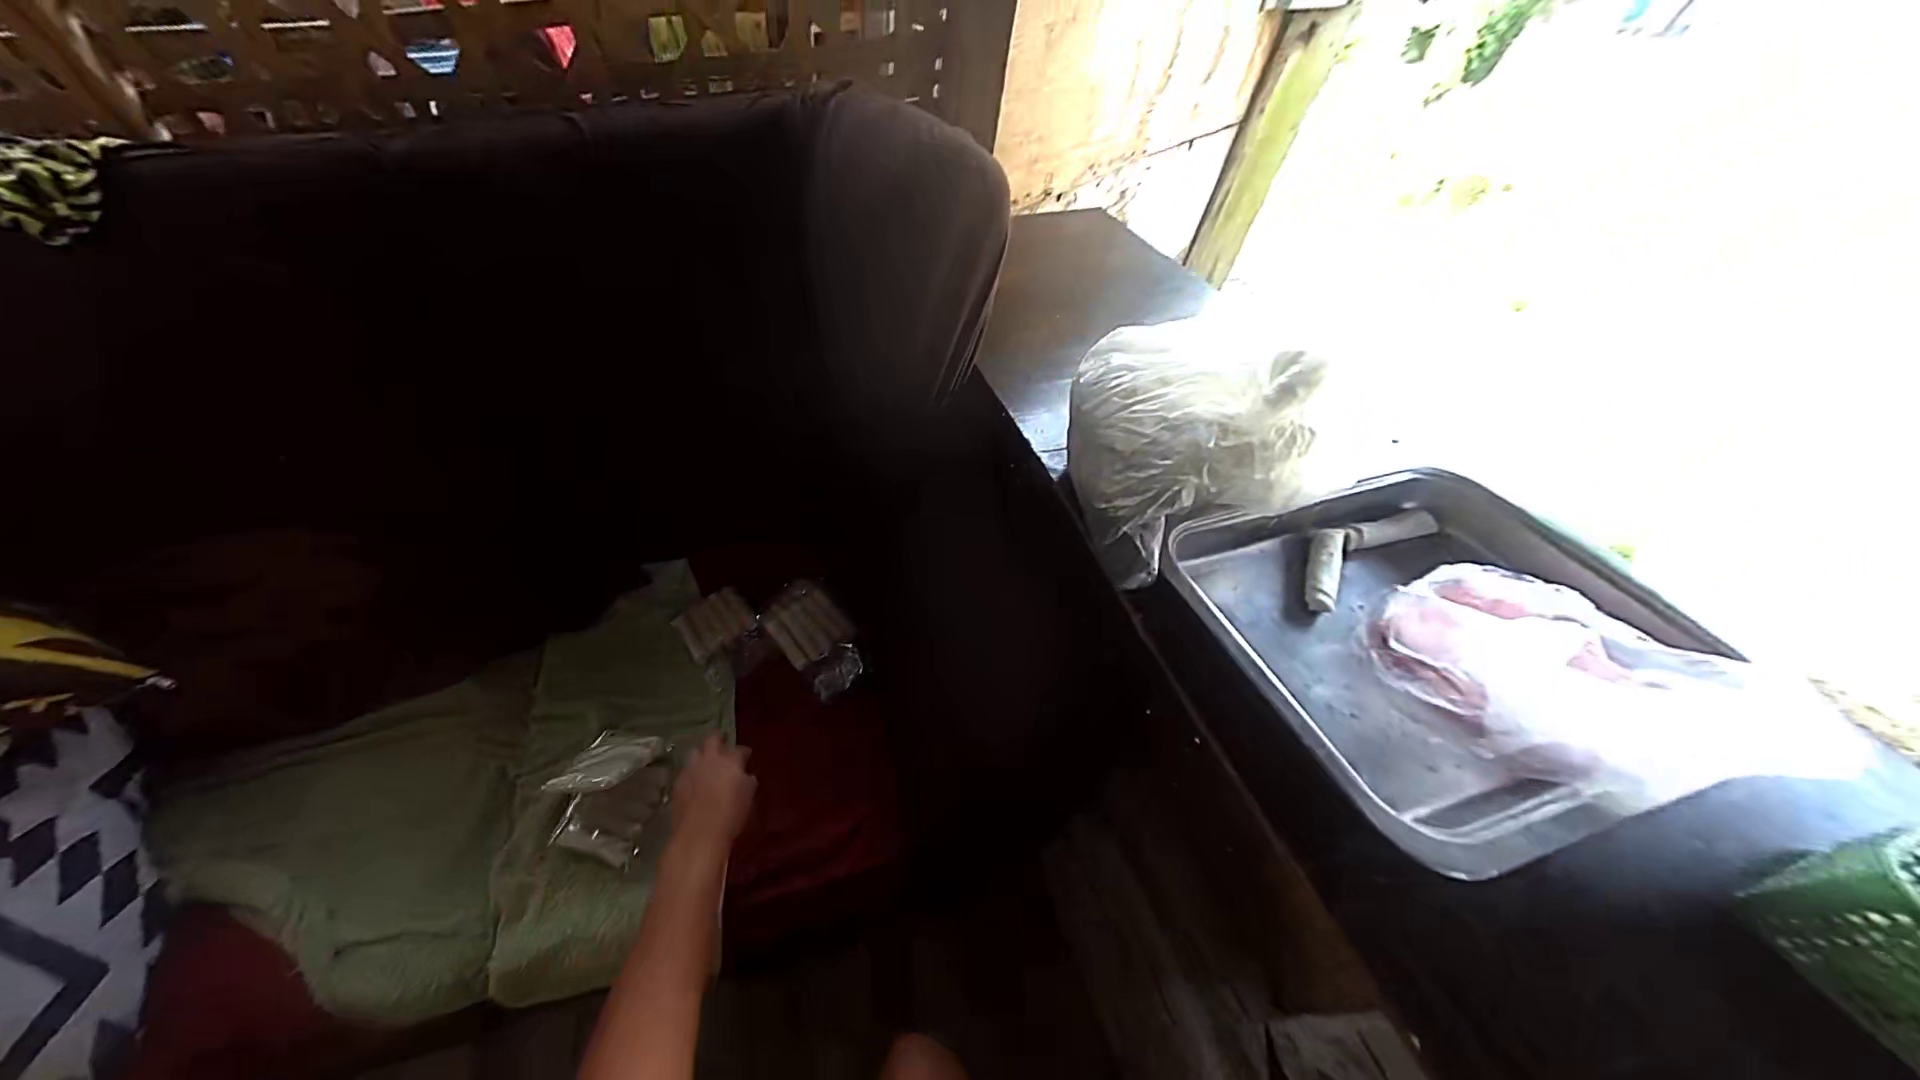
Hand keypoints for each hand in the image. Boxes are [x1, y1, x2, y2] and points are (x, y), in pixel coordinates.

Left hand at [669, 733, 756, 853]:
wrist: (699, 833)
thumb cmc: (731, 814)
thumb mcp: (748, 796)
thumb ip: (747, 781)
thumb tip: (745, 776)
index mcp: (731, 760)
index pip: (740, 749)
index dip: (744, 752)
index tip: (746, 756)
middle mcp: (710, 759)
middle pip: (712, 739)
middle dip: (718, 739)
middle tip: (722, 743)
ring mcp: (691, 770)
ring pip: (695, 752)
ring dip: (702, 755)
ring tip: (706, 762)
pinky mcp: (677, 783)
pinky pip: (685, 771)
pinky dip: (691, 773)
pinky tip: (694, 782)